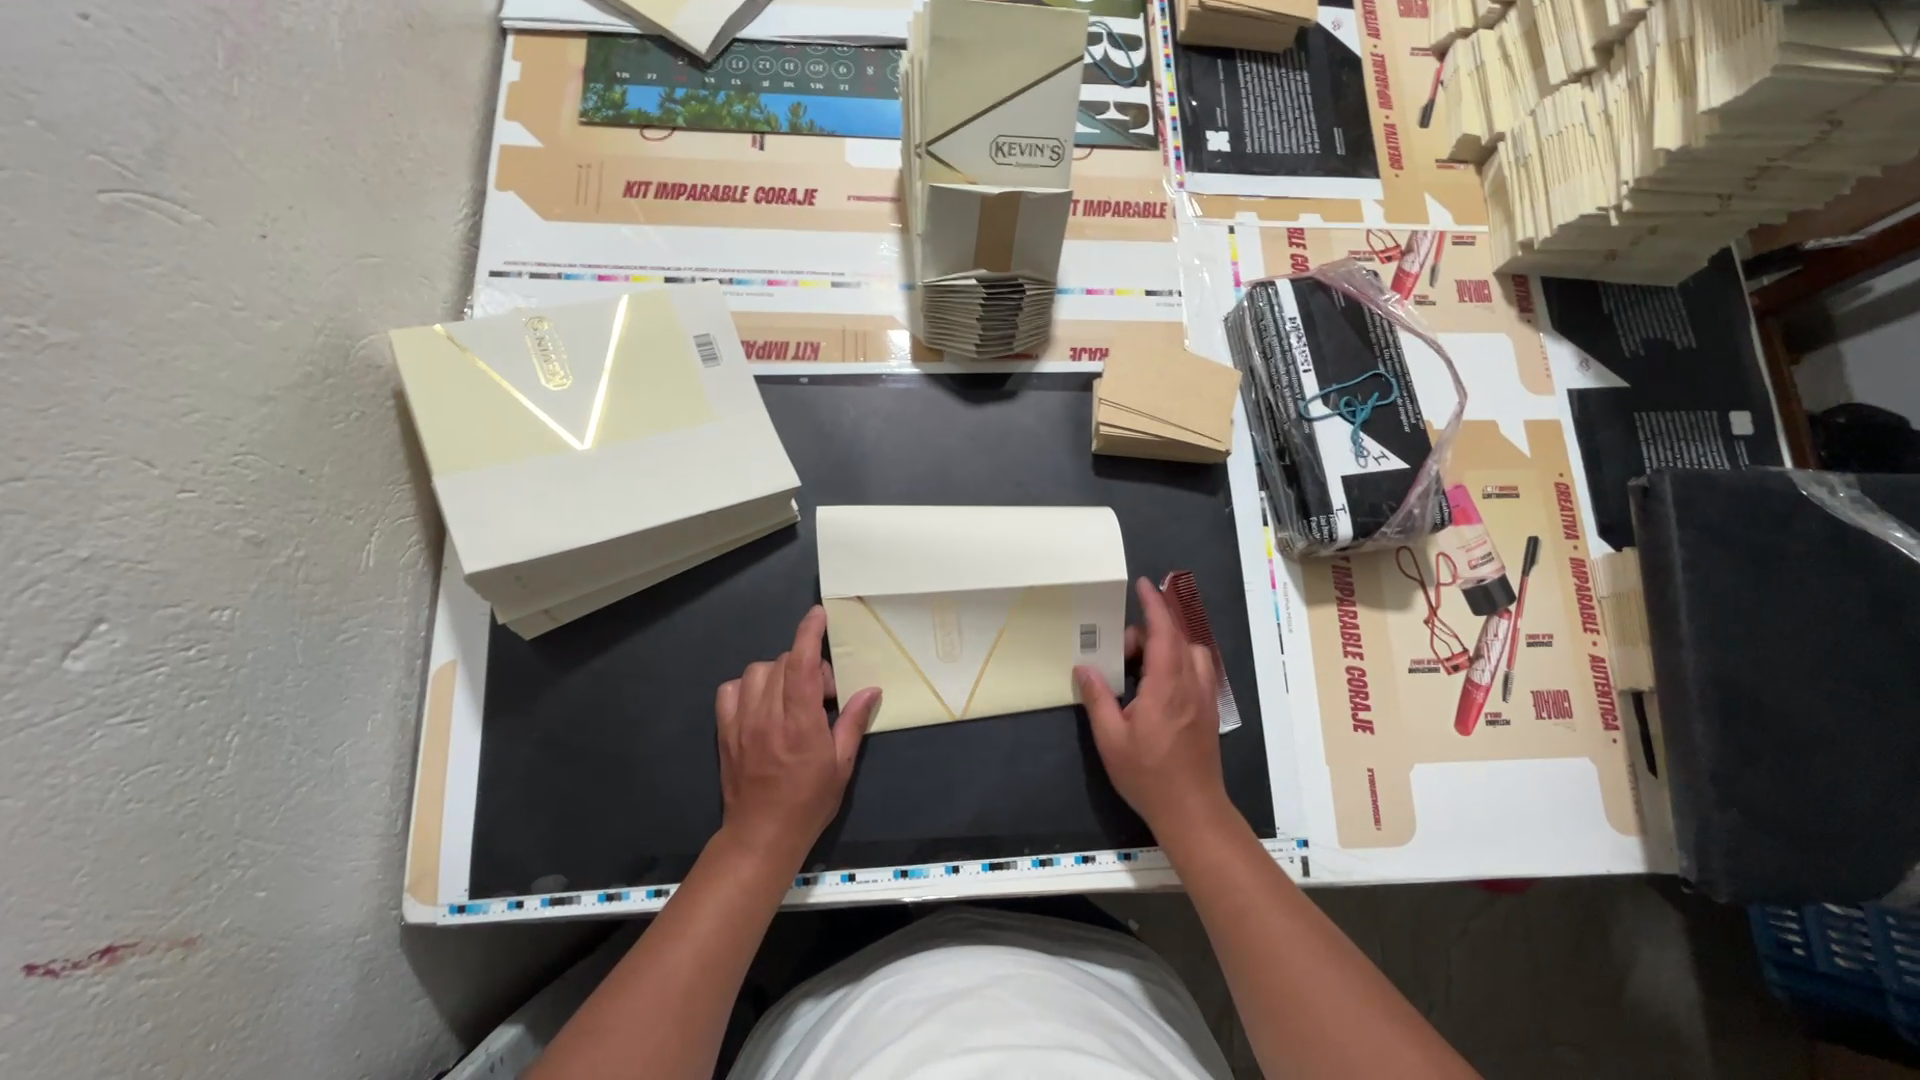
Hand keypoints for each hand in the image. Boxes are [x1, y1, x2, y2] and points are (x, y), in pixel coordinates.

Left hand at [714, 606, 880, 866]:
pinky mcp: (725, 732)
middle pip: (783, 663)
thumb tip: (871, 689)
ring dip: (779, 674)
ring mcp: (741, 722)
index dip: (809, 633)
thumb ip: (853, 722)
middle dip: (807, 666)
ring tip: (793, 698)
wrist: (762, 834)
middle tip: (825, 695)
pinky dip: (748, 688)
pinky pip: (731, 690)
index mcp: (801, 723)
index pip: (802, 664)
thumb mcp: (842, 765)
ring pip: (757, 672)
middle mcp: (768, 716)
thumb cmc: (809, 802)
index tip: (819, 615)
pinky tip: (763, 704)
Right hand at [1076, 578, 1229, 836]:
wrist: (1192, 810)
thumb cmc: (1148, 776)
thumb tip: (1084, 668)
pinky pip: (1198, 671)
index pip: (1163, 633)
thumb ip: (1098, 698)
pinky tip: (1161, 682)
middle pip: (1177, 638)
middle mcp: (1190, 685)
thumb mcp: (1110, 739)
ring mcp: (1204, 698)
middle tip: (1121, 648)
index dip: (1154, 606)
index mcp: (1165, 687)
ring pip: (1192, 653)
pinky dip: (1181, 660)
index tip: (1143, 585)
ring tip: (1141, 662)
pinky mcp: (1209, 712)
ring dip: (1170, 644)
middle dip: (1151, 629)